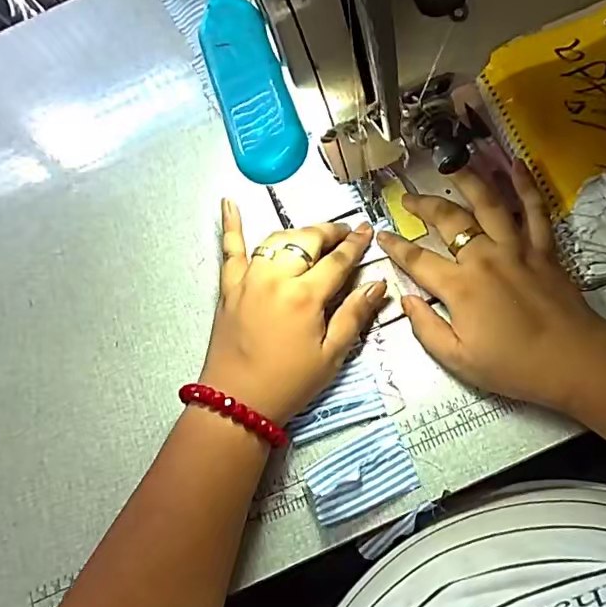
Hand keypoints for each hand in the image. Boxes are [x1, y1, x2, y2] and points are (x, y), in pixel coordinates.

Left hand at [199, 201, 387, 425]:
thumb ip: (354, 315)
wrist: (237, 403)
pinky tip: (228, 203)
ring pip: (276, 240)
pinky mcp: (229, 288)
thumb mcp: (332, 354)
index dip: (355, 244)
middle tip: (345, 232)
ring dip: (297, 232)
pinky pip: (229, 250)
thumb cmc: (290, 383)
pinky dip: (230, 225)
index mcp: (305, 297)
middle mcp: (275, 279)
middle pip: (306, 241)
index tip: (367, 231)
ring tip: (313, 233)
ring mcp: (248, 280)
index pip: (337, 260)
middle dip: (329, 231)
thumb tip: (377, 285)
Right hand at [377, 166, 605, 413]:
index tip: (382, 235)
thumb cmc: (514, 366)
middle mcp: (485, 257)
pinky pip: (535, 210)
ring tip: (453, 164)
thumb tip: (406, 300)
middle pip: (449, 220)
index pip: (417, 260)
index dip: (396, 247)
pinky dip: (526, 186)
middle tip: (409, 197)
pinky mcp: (544, 249)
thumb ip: (426, 329)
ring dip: (469, 180)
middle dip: (424, 205)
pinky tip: (517, 165)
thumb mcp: (458, 360)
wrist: (573, 361)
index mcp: (460, 287)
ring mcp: (517, 248)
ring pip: (489, 204)